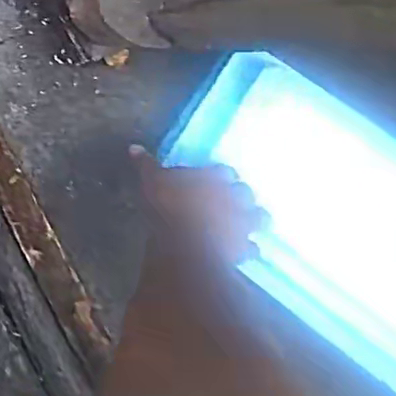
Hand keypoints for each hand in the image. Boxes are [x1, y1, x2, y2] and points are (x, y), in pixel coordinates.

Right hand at [132, 145, 266, 267]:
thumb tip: (136, 147)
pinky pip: (251, 246)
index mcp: (213, 179)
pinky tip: (237, 246)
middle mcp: (235, 199)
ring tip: (240, 219)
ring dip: (252, 217)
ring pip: (260, 217)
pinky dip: (246, 245)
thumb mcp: (149, 180)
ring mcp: (244, 225)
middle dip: (239, 193)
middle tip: (226, 196)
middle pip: (246, 192)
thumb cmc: (167, 205)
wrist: (187, 245)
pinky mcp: (245, 248)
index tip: (208, 175)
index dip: (217, 173)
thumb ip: (146, 164)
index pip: (223, 170)